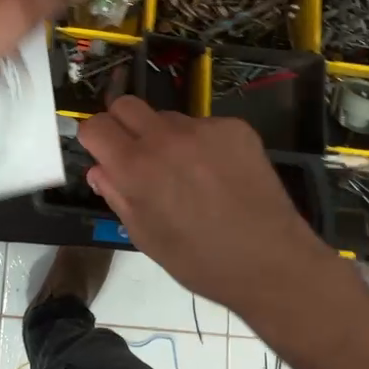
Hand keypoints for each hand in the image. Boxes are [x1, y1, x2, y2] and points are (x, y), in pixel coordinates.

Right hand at [78, 95, 336, 311]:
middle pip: (125, 104)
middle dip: (123, 125)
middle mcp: (165, 137)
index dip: (95, 140)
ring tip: (188, 174)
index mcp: (136, 168)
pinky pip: (204, 125)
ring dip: (166, 137)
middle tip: (138, 155)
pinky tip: (219, 174)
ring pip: (168, 117)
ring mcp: (203, 128)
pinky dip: (203, 144)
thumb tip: (99, 169)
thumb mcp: (146, 238)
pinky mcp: (235, 127)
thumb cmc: (202, 261)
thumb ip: (117, 196)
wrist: (273, 263)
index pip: (94, 126)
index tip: (105, 154)